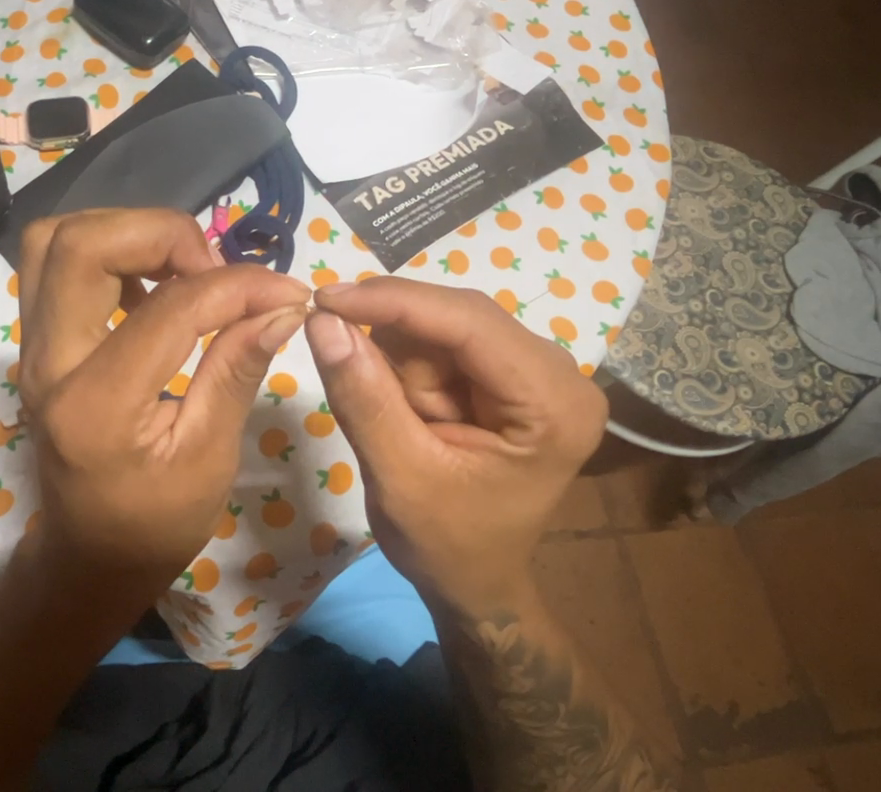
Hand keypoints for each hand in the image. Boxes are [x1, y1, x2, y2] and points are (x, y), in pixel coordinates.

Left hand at [17, 209, 309, 595]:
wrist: (89, 554)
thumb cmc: (155, 522)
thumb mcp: (210, 455)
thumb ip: (237, 368)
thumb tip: (283, 304)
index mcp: (97, 404)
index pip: (169, 307)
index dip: (238, 285)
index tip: (286, 290)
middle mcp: (48, 363)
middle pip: (82, 244)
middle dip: (162, 234)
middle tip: (214, 270)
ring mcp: (32, 347)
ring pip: (55, 240)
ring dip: (126, 233)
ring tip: (181, 268)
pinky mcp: (36, 340)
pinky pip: (55, 263)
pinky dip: (109, 251)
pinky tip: (152, 282)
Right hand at [303, 278, 607, 616]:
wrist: (474, 583)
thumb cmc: (446, 545)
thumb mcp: (398, 477)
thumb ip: (363, 398)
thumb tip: (323, 322)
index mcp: (553, 404)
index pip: (470, 324)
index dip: (394, 302)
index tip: (323, 298)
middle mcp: (557, 373)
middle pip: (458, 317)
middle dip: (394, 338)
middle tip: (336, 350)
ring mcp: (535, 370)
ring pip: (443, 325)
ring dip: (399, 360)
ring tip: (399, 421)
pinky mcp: (509, 373)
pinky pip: (443, 342)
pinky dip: (407, 367)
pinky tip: (408, 410)